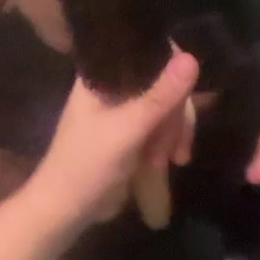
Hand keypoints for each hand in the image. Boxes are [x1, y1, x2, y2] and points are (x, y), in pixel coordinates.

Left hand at [28, 49, 199, 228]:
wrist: (66, 209)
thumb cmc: (87, 165)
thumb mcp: (127, 131)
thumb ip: (159, 97)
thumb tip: (192, 59)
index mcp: (102, 74)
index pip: (148, 50)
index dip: (172, 70)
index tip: (184, 100)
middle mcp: (113, 85)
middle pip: (162, 81)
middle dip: (175, 114)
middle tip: (176, 146)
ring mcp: (122, 110)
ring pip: (165, 106)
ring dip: (173, 132)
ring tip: (172, 160)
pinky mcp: (130, 133)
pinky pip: (160, 126)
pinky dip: (169, 142)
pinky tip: (172, 161)